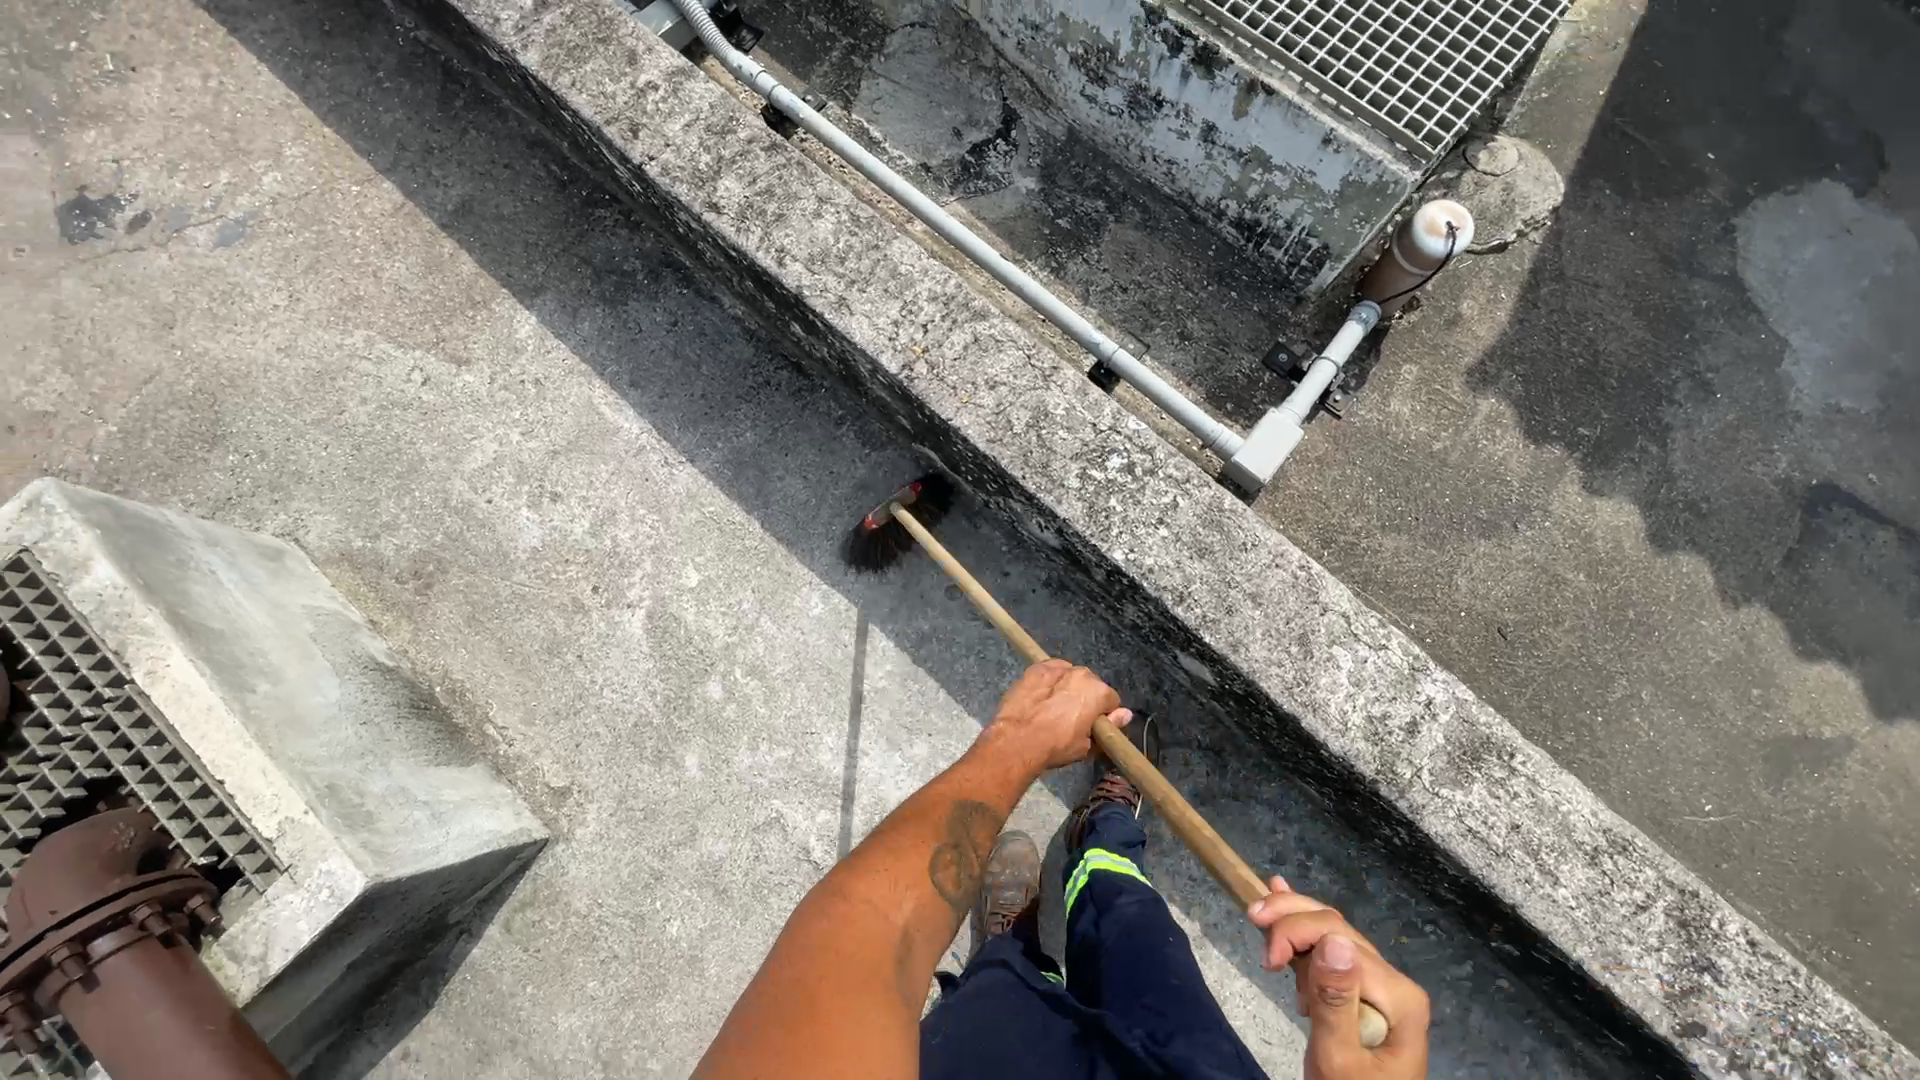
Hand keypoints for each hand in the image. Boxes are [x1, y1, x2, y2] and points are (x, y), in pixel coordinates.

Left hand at [982, 659, 1129, 771]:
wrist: (1018, 740)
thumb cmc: (1056, 746)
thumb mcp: (1087, 745)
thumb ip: (1109, 726)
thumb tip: (1125, 714)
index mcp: (1099, 692)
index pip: (1111, 700)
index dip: (1104, 714)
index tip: (1093, 725)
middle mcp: (1082, 674)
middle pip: (1091, 685)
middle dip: (1086, 698)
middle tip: (1072, 717)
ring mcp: (1058, 668)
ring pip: (1071, 676)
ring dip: (1068, 687)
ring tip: (1054, 706)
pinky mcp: (1036, 668)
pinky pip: (1051, 670)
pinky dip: (1051, 679)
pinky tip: (1043, 694)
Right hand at [1248, 878, 1429, 1079]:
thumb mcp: (1338, 1059)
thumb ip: (1335, 1002)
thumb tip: (1333, 941)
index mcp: (1396, 995)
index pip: (1337, 937)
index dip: (1295, 935)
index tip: (1265, 964)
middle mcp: (1394, 982)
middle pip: (1335, 926)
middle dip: (1290, 919)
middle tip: (1251, 919)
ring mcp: (1381, 986)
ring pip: (1331, 930)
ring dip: (1293, 920)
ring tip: (1258, 914)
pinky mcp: (1363, 992)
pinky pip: (1332, 947)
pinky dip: (1304, 925)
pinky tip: (1283, 893)